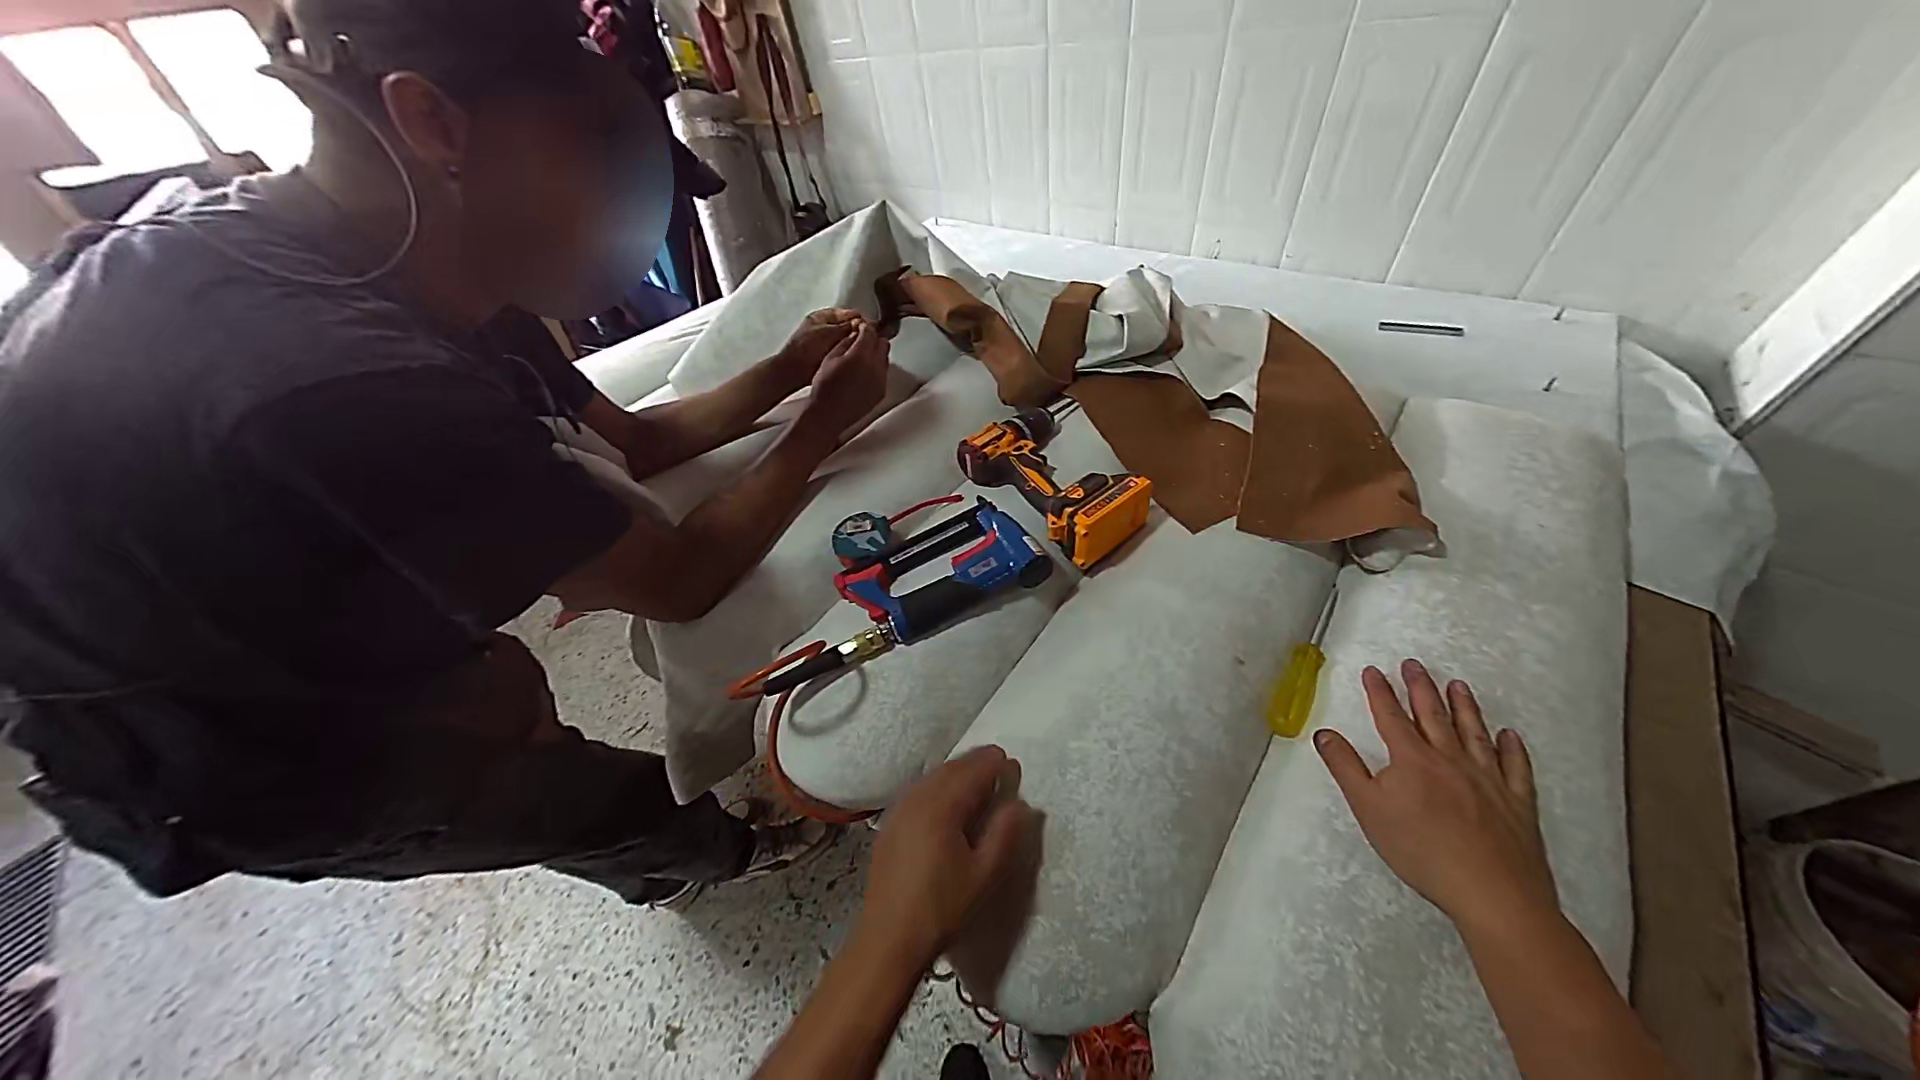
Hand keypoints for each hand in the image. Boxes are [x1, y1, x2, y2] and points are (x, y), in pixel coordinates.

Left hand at [774, 308, 865, 388]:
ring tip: (865, 352)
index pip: (850, 314)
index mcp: (824, 315)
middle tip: (872, 343)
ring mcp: (825, 340)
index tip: (874, 330)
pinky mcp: (825, 353)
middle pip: (848, 326)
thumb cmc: (807, 350)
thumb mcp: (829, 334)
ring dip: (854, 344)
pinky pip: (841, 350)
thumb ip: (847, 327)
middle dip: (859, 333)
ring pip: (846, 339)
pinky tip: (855, 359)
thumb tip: (864, 324)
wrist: (791, 372)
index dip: (862, 321)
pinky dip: (848, 353)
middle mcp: (825, 325)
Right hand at [798, 322, 889, 439]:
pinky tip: (864, 373)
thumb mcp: (830, 358)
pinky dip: (877, 369)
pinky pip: (884, 374)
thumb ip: (846, 343)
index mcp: (861, 355)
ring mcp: (880, 380)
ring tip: (863, 358)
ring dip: (876, 354)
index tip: (860, 327)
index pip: (870, 332)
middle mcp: (875, 366)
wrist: (829, 414)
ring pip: (885, 358)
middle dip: (873, 339)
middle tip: (862, 340)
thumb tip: (855, 335)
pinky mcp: (881, 391)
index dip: (864, 327)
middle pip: (882, 343)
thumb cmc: (825, 387)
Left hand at [857, 746, 1037, 966]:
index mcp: (940, 806)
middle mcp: (916, 799)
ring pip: (932, 778)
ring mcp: (898, 810)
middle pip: (950, 768)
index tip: (1013, 765)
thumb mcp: (984, 875)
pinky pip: (919, 791)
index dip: (994, 764)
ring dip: (957, 773)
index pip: (972, 771)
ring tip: (978, 782)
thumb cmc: (941, 909)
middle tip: (999, 766)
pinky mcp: (889, 825)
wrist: (888, 939)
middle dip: (976, 763)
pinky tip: (948, 803)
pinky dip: (939, 786)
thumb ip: (1005, 834)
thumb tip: (1020, 804)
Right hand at [1315, 660, 1557, 933]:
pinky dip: (1511, 748)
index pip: (1391, 717)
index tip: (1374, 671)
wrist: (1492, 892)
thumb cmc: (1421, 850)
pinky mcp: (1517, 802)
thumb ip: (1345, 767)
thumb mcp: (1368, 808)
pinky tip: (1508, 735)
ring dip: (1464, 706)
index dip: (1380, 692)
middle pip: (1433, 716)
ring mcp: (1488, 779)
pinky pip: (1515, 766)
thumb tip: (1324, 734)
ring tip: (1458, 685)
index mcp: (1412, 760)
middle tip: (1414, 665)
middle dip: (1420, 688)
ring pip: (1473, 733)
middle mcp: (1450, 760)